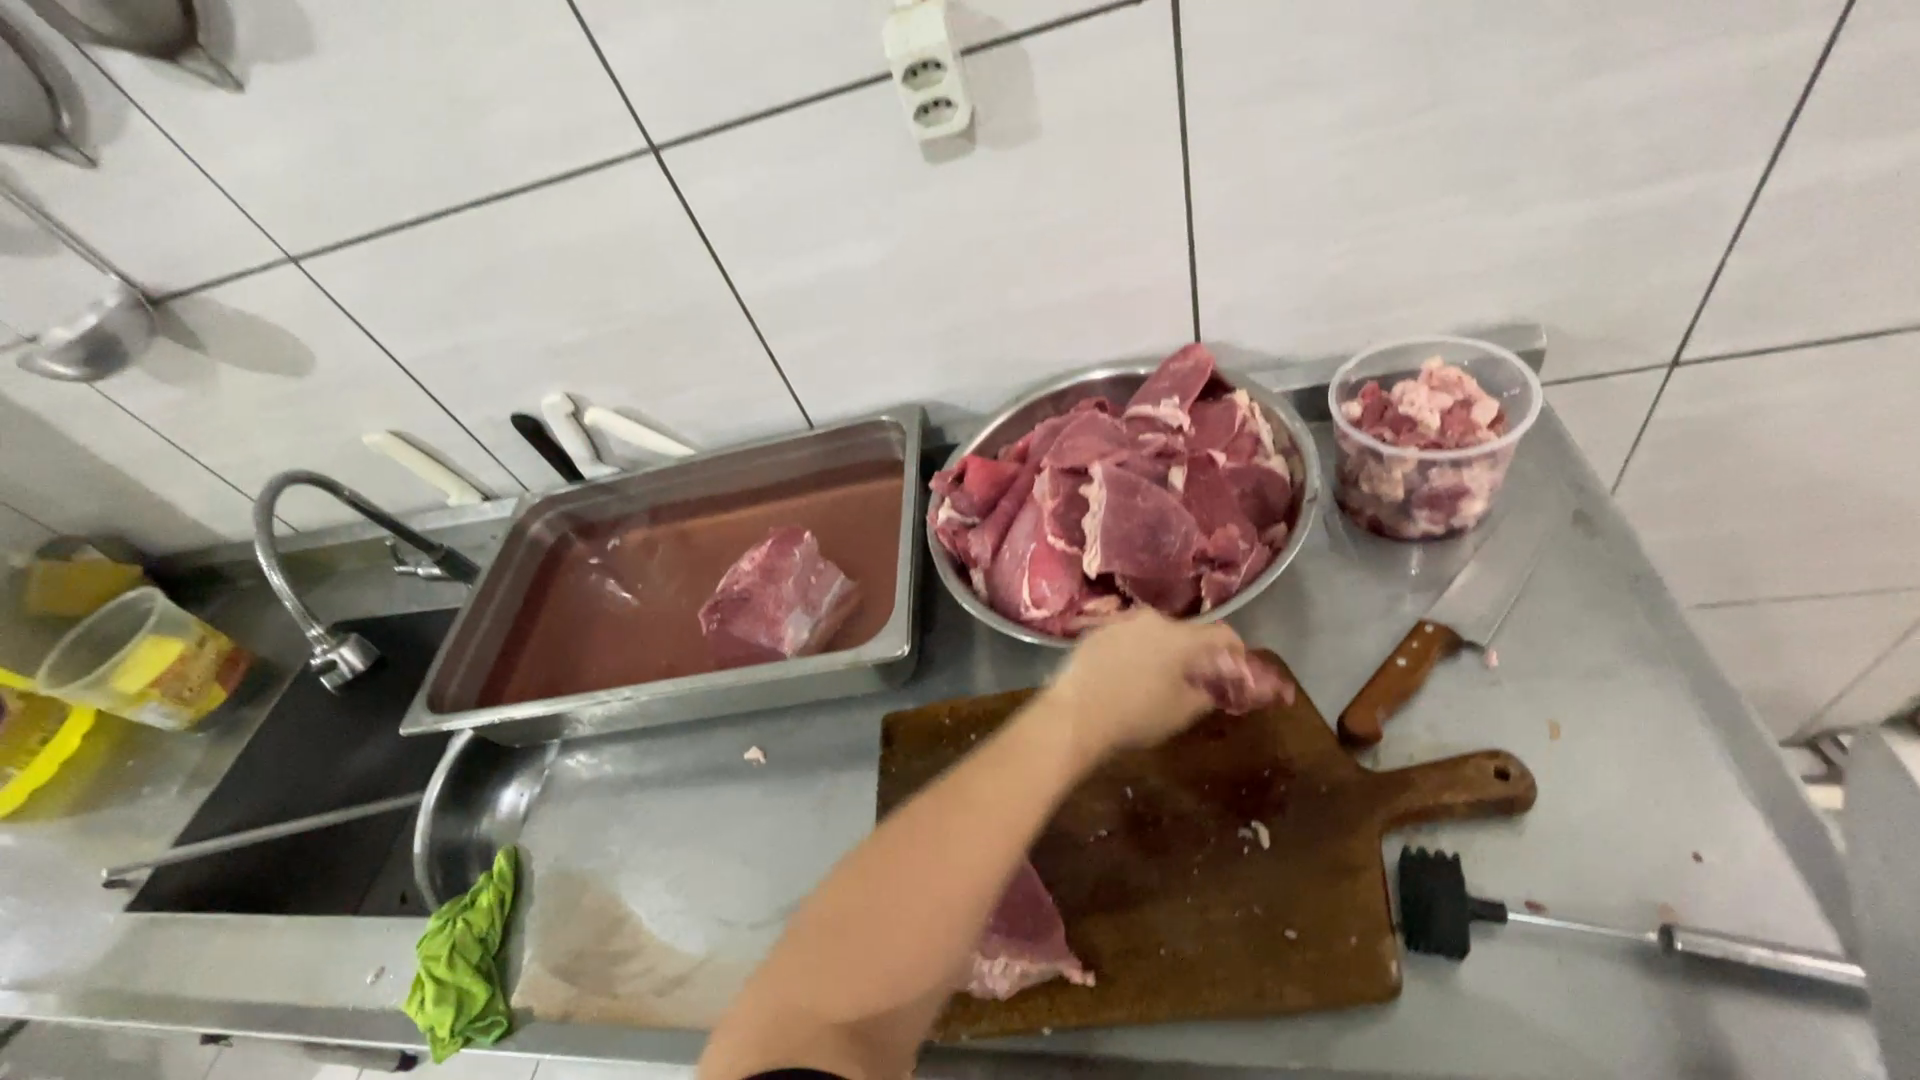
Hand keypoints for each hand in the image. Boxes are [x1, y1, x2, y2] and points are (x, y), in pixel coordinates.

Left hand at [1042, 609, 1248, 758]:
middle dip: (1194, 652)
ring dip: (1162, 650)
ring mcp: (1120, 622)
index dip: (1235, 650)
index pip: (1222, 633)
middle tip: (1195, 677)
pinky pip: (1126, 637)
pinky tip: (1126, 674)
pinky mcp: (1095, 631)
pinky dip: (1134, 651)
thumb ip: (1209, 691)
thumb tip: (1217, 683)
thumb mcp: (1183, 711)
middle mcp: (1152, 619)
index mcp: (1180, 637)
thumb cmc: (1136, 715)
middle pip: (1185, 631)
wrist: (1075, 714)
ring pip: (1153, 633)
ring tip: (1158, 676)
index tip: (1236, 667)